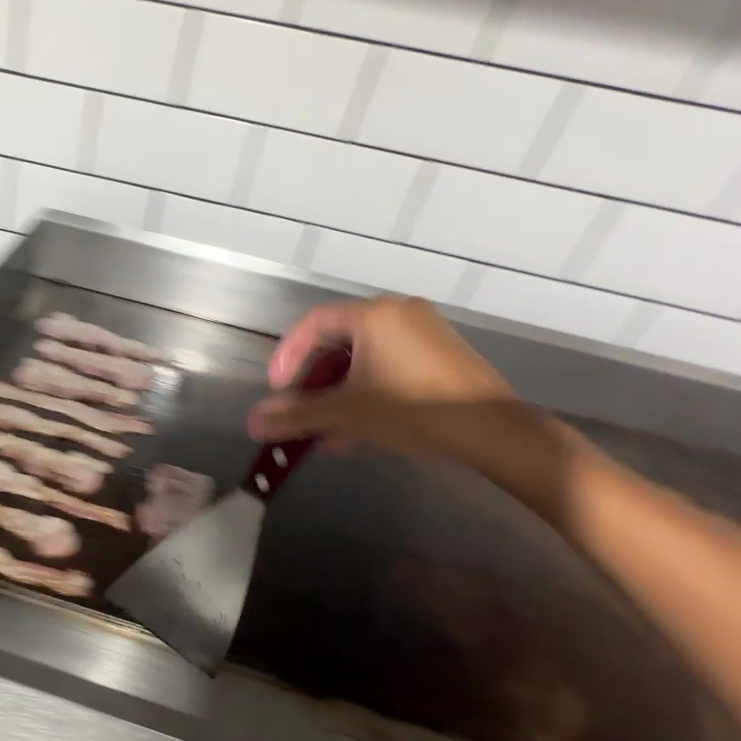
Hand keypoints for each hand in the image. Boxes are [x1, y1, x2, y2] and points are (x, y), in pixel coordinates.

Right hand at [247, 297, 516, 452]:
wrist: (488, 427)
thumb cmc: (410, 409)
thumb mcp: (346, 413)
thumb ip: (297, 416)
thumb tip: (253, 423)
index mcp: (372, 315)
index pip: (314, 324)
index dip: (288, 355)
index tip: (278, 388)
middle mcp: (399, 312)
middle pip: (340, 341)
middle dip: (316, 381)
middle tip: (305, 410)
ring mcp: (425, 330)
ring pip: (365, 357)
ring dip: (341, 391)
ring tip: (331, 428)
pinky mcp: (442, 352)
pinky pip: (391, 363)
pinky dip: (369, 389)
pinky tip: (363, 426)